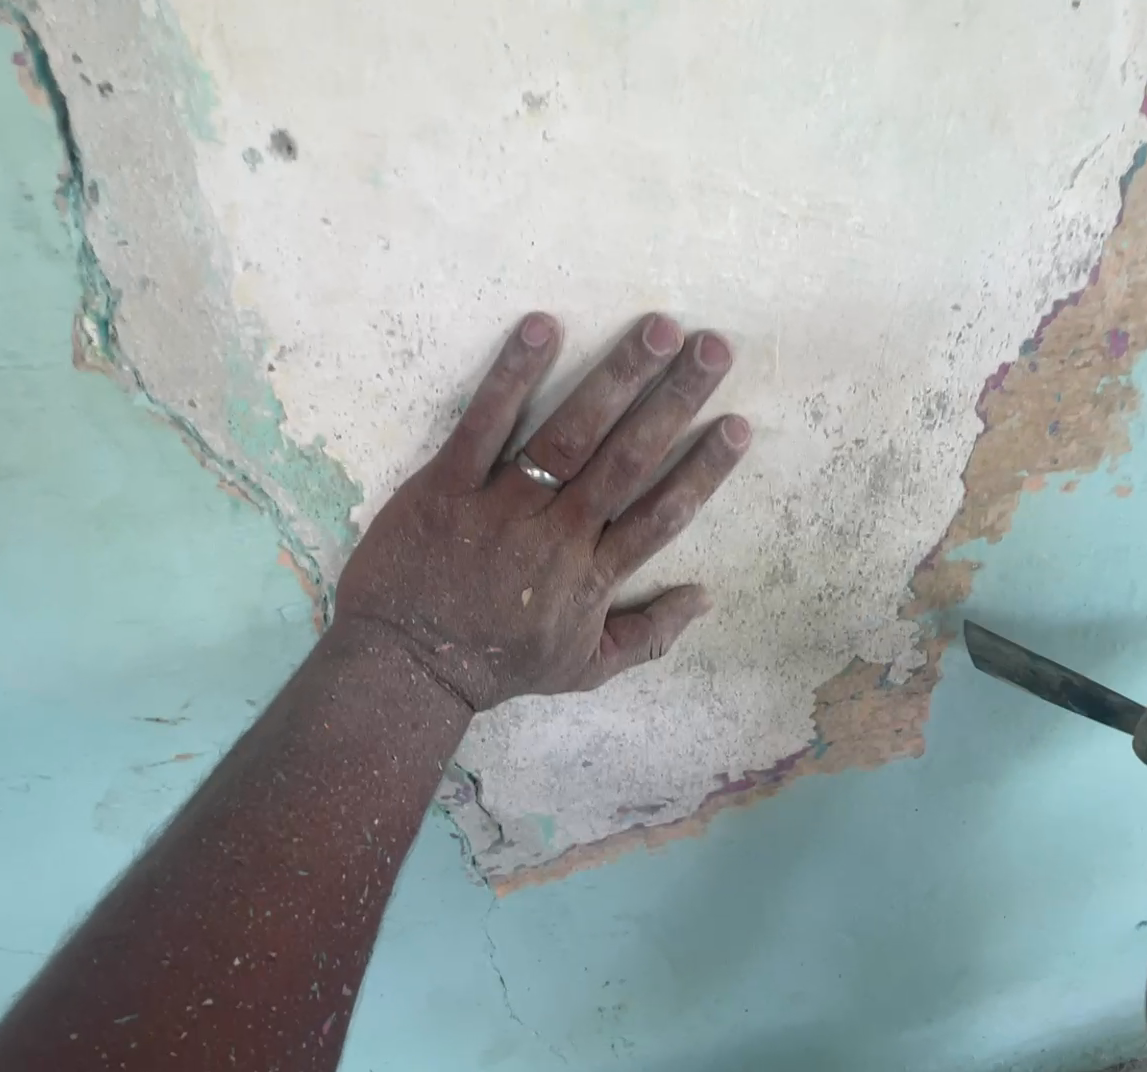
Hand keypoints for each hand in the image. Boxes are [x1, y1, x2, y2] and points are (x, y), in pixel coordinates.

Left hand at [335, 311, 749, 711]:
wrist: (406, 667)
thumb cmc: (501, 664)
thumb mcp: (587, 669)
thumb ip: (651, 635)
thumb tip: (707, 598)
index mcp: (595, 574)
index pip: (664, 513)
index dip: (705, 468)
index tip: (739, 425)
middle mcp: (560, 533)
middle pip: (629, 459)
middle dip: (675, 402)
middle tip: (713, 349)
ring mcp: (502, 506)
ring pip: (570, 435)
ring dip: (616, 379)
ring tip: (656, 328)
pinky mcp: (446, 487)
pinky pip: (483, 425)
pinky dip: (512, 377)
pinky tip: (544, 326)